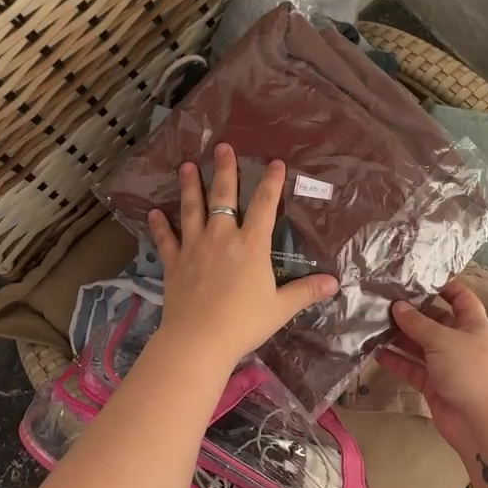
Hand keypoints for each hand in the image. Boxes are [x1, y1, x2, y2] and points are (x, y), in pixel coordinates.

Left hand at [148, 143, 338, 369]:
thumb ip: (305, 291)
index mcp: (251, 245)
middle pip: (223, 197)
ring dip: (189, 187)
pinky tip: (154, 212)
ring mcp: (194, 248)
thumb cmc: (243, 323)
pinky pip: (166, 240)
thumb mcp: (280, 308)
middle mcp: (222, 238)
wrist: (199, 340)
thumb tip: (334, 283)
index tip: (275, 162)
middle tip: (221, 147)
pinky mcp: (174, 263)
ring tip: (186, 166)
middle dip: (224, 170)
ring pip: (192, 210)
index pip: (265, 205)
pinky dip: (160, 226)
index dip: (271, 182)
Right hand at [377, 279, 487, 459]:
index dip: (444, 286)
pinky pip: (412, 367)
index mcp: (473, 325)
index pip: (461, 298)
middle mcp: (460, 342)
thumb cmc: (470, 372)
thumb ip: (418, 323)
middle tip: (383, 300)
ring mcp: (446, 364)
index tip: (417, 278)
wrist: (481, 424)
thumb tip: (397, 306)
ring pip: (419, 345)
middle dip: (412, 312)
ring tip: (373, 323)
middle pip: (434, 321)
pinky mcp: (433, 384)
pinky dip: (396, 360)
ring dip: (399, 336)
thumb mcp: (443, 340)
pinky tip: (375, 351)